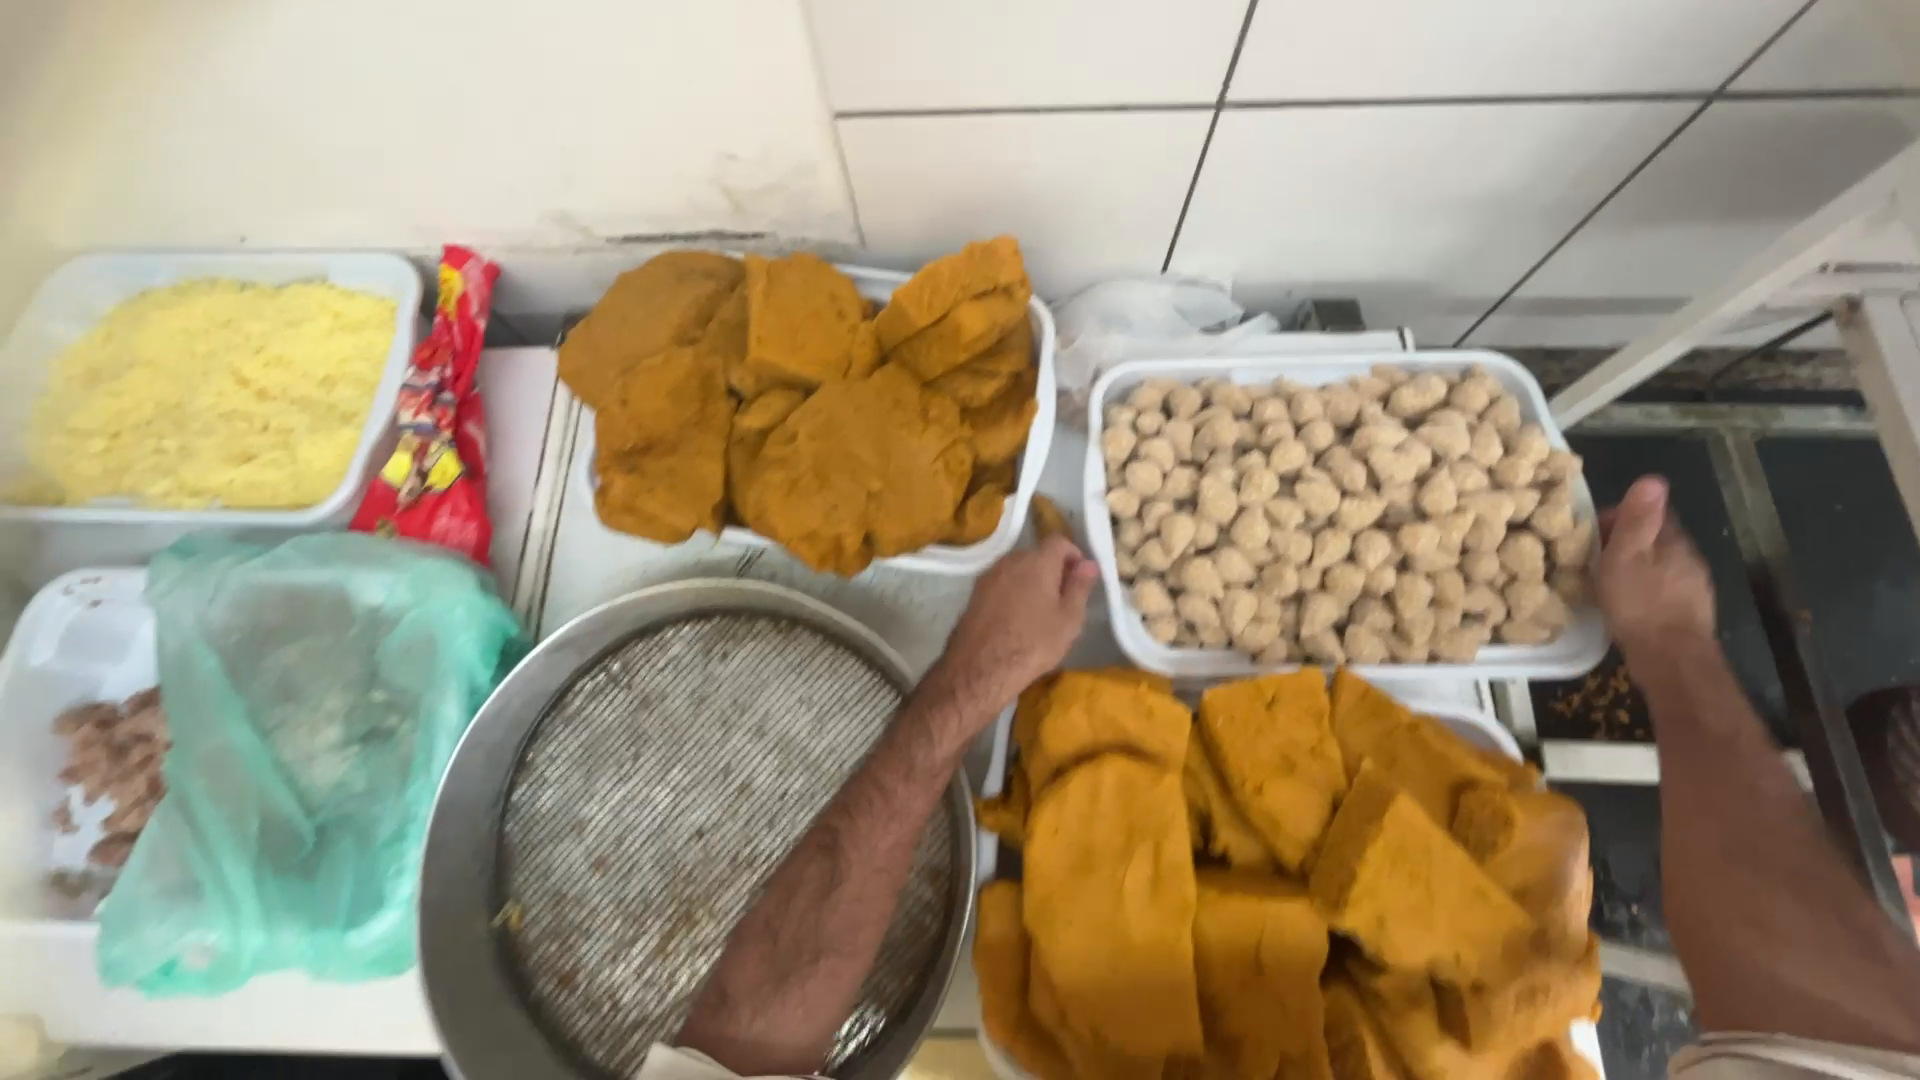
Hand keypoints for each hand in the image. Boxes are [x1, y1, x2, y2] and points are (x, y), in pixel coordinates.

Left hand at [929, 535, 1098, 719]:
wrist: (981, 667)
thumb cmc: (1033, 643)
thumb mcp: (1068, 619)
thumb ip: (1079, 586)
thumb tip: (1089, 564)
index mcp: (1037, 562)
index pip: (1058, 540)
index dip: (1073, 554)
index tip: (1080, 576)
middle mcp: (1010, 561)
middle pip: (1036, 554)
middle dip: (1052, 568)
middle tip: (1062, 597)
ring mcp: (988, 576)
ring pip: (1016, 569)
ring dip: (1030, 580)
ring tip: (1039, 610)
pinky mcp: (974, 593)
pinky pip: (1001, 583)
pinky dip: (1012, 591)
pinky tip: (1015, 618)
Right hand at [1595, 475, 1716, 656]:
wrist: (1670, 654)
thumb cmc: (1640, 602)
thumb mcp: (1627, 556)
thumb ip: (1637, 520)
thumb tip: (1652, 479)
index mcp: (1672, 541)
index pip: (1650, 512)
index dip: (1620, 514)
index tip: (1592, 528)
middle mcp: (1687, 557)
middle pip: (1654, 537)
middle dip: (1624, 540)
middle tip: (1590, 553)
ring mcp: (1691, 584)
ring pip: (1658, 562)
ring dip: (1633, 563)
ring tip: (1603, 576)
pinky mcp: (1686, 608)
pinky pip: (1660, 585)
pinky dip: (1641, 585)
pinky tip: (1625, 599)